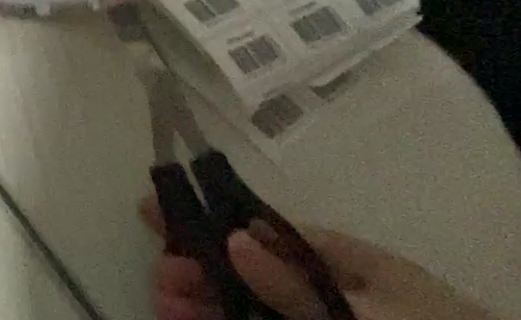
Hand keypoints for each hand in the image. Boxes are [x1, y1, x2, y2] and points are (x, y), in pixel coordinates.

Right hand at [141, 198, 500, 319]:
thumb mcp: (369, 315)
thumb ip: (299, 286)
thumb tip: (232, 238)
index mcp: (350, 262)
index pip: (266, 229)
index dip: (208, 219)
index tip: (151, 211)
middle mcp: (333, 290)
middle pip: (248, 269)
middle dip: (198, 270)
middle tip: (160, 277)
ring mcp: (321, 319)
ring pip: (248, 305)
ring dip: (202, 303)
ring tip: (165, 306)